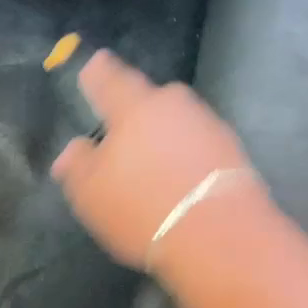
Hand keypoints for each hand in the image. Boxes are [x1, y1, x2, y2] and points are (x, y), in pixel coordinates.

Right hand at [51, 50, 270, 270]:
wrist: (224, 240)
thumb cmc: (144, 208)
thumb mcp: (91, 194)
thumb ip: (77, 164)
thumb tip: (73, 149)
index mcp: (133, 106)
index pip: (108, 76)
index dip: (96, 72)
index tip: (92, 67)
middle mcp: (172, 104)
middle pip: (149, 97)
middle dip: (136, 109)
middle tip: (122, 133)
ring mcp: (208, 125)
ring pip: (176, 121)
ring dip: (165, 134)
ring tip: (153, 164)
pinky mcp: (234, 151)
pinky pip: (198, 144)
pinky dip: (187, 155)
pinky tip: (180, 181)